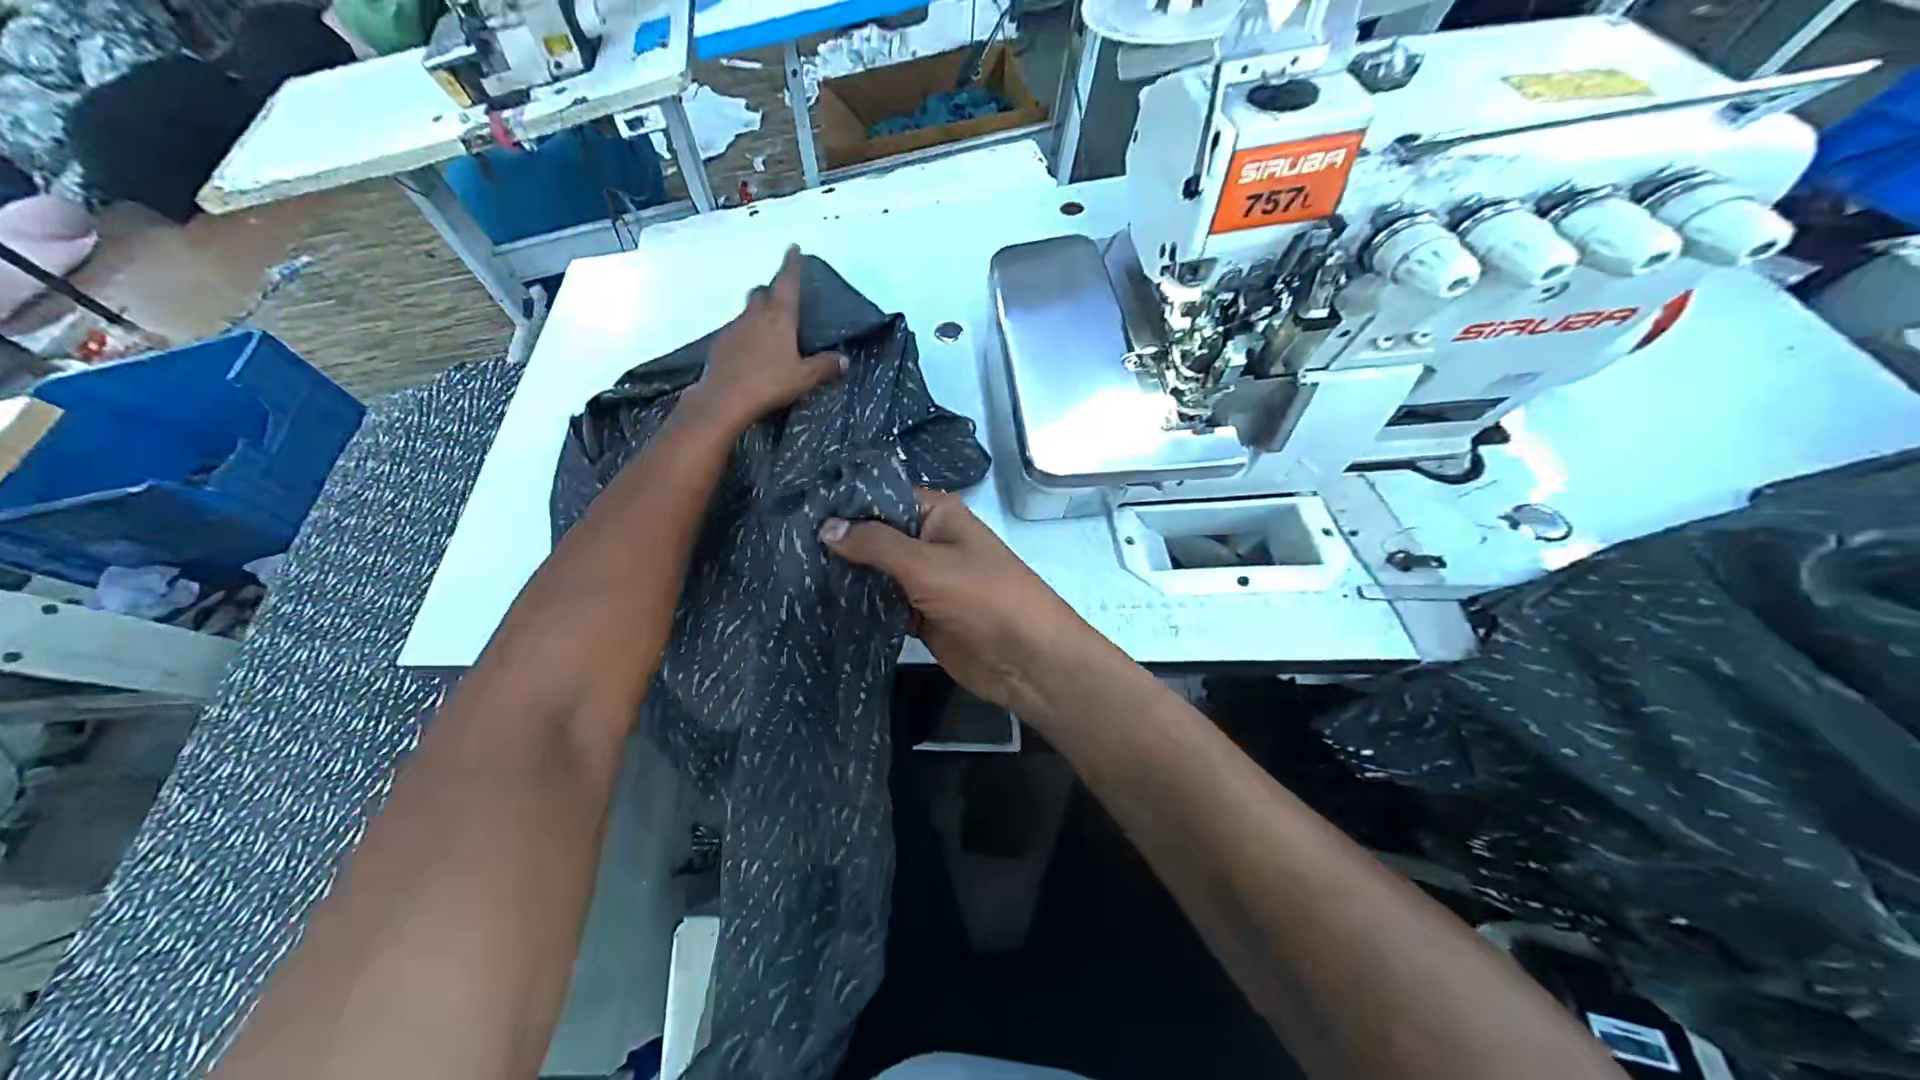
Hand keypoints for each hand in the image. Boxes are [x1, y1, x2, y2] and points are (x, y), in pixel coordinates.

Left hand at [682, 245, 846, 430]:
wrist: (724, 398)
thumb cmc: (769, 383)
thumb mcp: (804, 377)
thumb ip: (825, 366)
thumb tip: (844, 360)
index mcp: (780, 317)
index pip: (787, 282)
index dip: (792, 264)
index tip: (793, 248)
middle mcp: (755, 315)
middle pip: (762, 292)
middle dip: (772, 290)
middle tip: (781, 298)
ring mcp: (734, 327)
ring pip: (748, 311)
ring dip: (758, 313)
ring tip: (768, 328)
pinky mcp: (720, 343)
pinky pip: (736, 330)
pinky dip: (746, 334)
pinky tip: (751, 351)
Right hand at [818, 489, 1104, 717]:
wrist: (1027, 660)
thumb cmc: (984, 598)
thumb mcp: (927, 564)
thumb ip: (876, 544)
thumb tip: (825, 527)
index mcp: (936, 514)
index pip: (881, 497)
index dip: (842, 503)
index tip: (795, 510)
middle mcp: (927, 542)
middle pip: (874, 536)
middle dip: (837, 542)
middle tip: (783, 547)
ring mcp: (923, 580)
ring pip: (875, 572)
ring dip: (844, 576)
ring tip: (790, 573)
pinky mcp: (919, 615)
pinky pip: (882, 605)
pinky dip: (859, 607)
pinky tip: (820, 606)